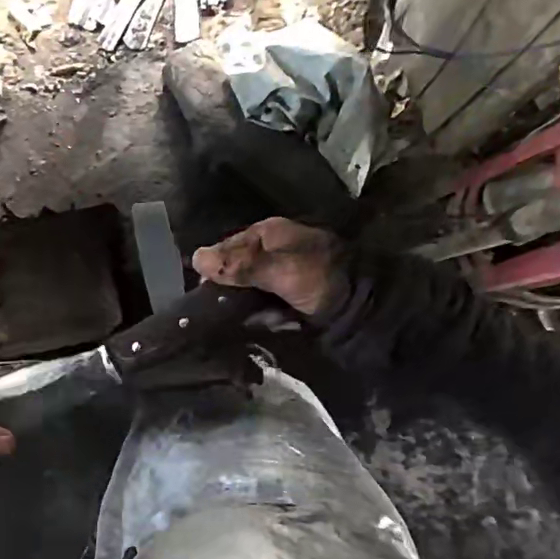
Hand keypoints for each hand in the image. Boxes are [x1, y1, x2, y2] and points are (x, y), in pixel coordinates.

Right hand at [191, 218, 343, 315]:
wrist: (363, 306)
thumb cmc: (320, 277)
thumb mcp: (279, 269)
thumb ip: (240, 265)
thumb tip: (196, 259)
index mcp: (268, 234)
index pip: (226, 248)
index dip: (214, 270)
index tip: (205, 295)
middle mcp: (271, 251)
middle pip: (235, 273)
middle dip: (233, 295)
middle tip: (235, 313)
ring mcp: (281, 276)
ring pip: (248, 293)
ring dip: (251, 310)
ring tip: (263, 320)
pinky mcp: (289, 298)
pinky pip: (264, 308)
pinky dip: (267, 318)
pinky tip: (276, 324)